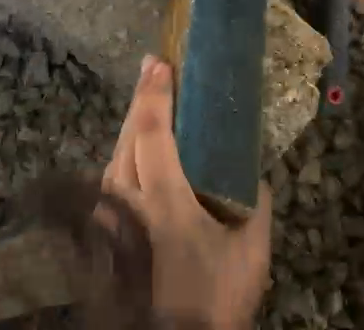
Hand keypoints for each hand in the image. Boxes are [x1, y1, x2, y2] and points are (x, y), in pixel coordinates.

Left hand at [102, 56, 271, 329]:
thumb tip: (254, 173)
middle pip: (128, 137)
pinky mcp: (108, 234)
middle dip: (140, 99)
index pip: (152, 134)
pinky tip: (136, 147)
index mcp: (165, 202)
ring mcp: (112, 219)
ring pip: (115, 156)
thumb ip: (256, 205)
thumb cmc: (218, 298)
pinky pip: (112, 178)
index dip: (154, 96)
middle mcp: (130, 203)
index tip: (161, 65)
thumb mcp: (251, 253)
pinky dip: (125, 152)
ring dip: (131, 124)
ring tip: (147, 98)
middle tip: (153, 67)